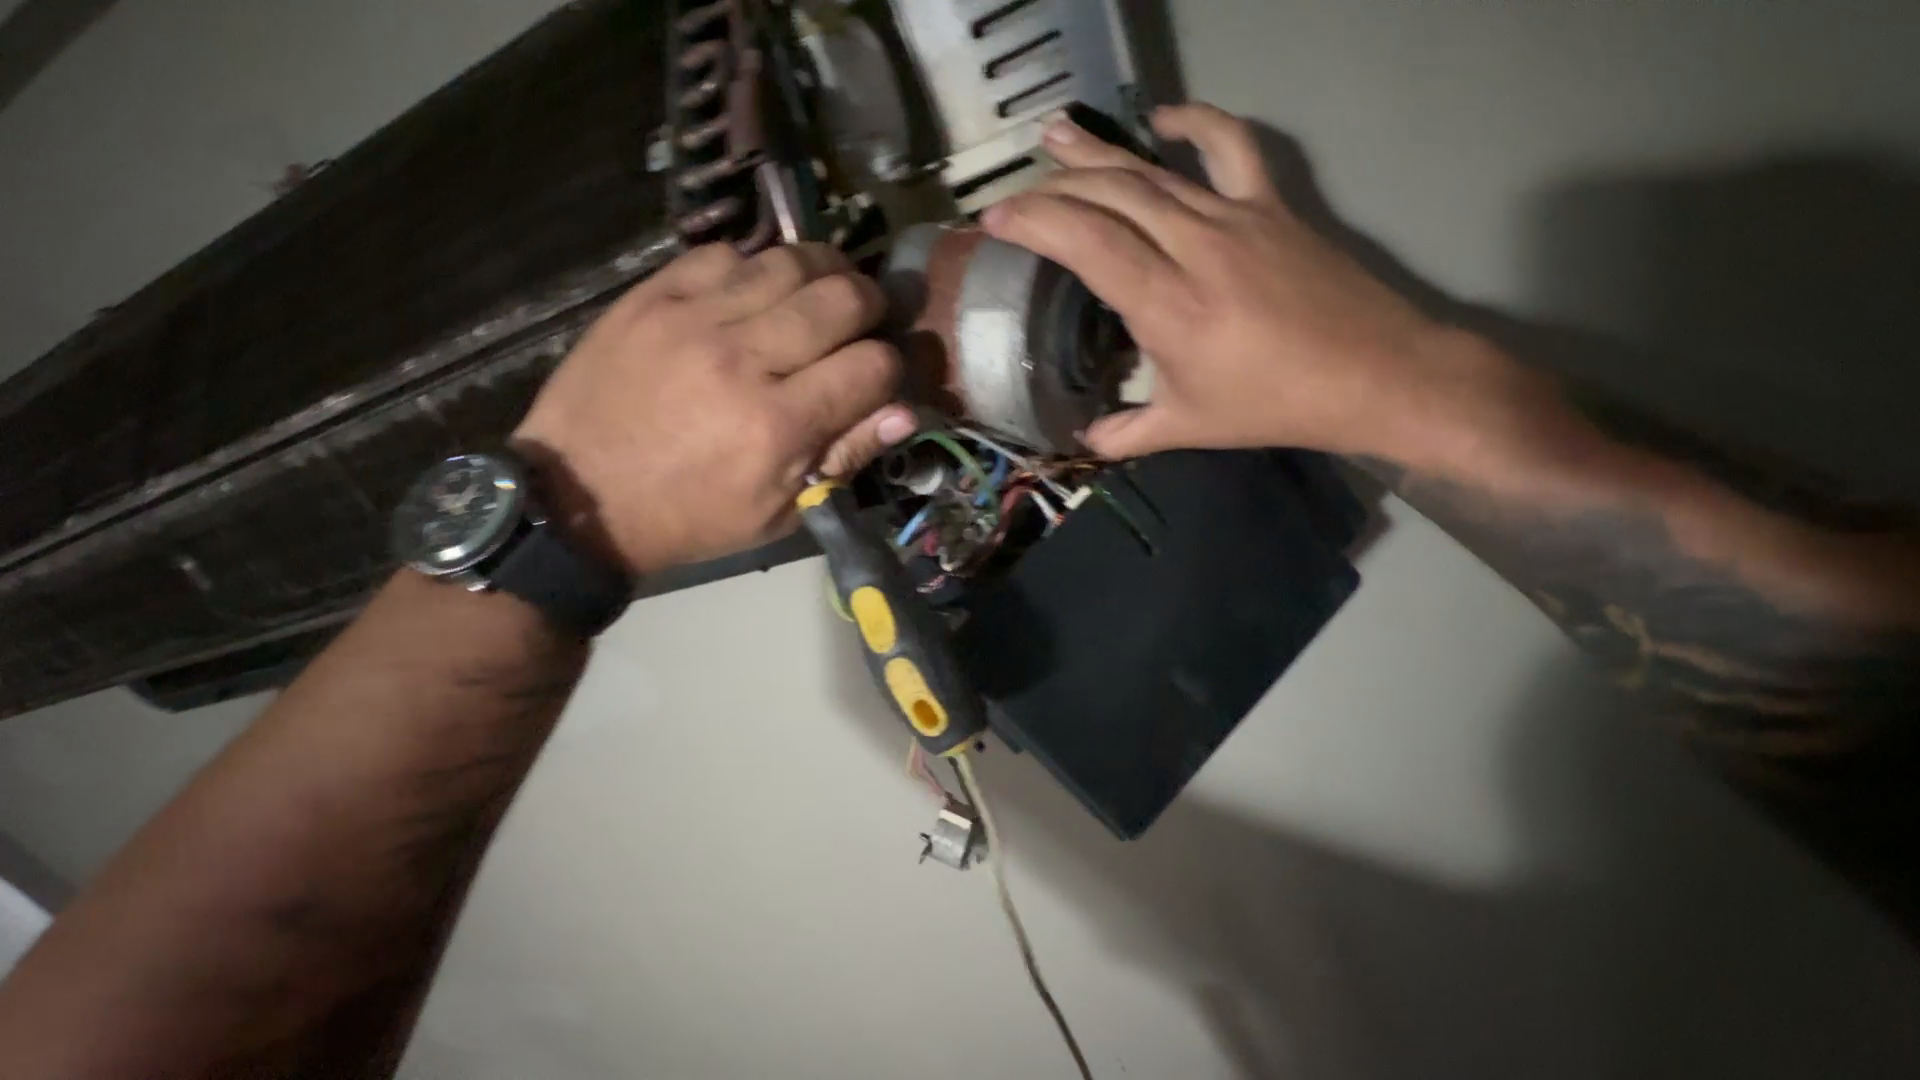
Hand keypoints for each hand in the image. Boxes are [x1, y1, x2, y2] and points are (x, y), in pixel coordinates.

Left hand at [514, 243, 917, 575]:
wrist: (576, 499)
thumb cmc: (689, 518)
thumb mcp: (777, 515)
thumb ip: (843, 458)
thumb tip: (904, 412)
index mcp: (778, 426)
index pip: (872, 366)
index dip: (892, 368)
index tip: (880, 377)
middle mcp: (742, 360)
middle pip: (842, 298)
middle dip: (871, 305)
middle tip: (865, 319)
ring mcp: (693, 319)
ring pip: (789, 261)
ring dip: (823, 272)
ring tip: (822, 290)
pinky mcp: (651, 296)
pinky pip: (724, 254)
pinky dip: (753, 267)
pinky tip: (754, 291)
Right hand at [982, 104, 1489, 461]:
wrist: (1373, 375)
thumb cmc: (1275, 405)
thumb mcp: (1189, 427)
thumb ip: (1126, 434)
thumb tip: (1084, 443)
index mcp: (1167, 304)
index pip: (1085, 241)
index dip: (1033, 221)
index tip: (995, 219)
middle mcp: (1193, 247)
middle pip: (1109, 195)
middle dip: (1052, 188)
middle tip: (1016, 192)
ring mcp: (1234, 217)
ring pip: (1153, 170)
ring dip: (1097, 152)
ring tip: (1052, 135)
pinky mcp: (1271, 204)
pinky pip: (1230, 147)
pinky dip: (1194, 124)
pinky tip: (1160, 120)